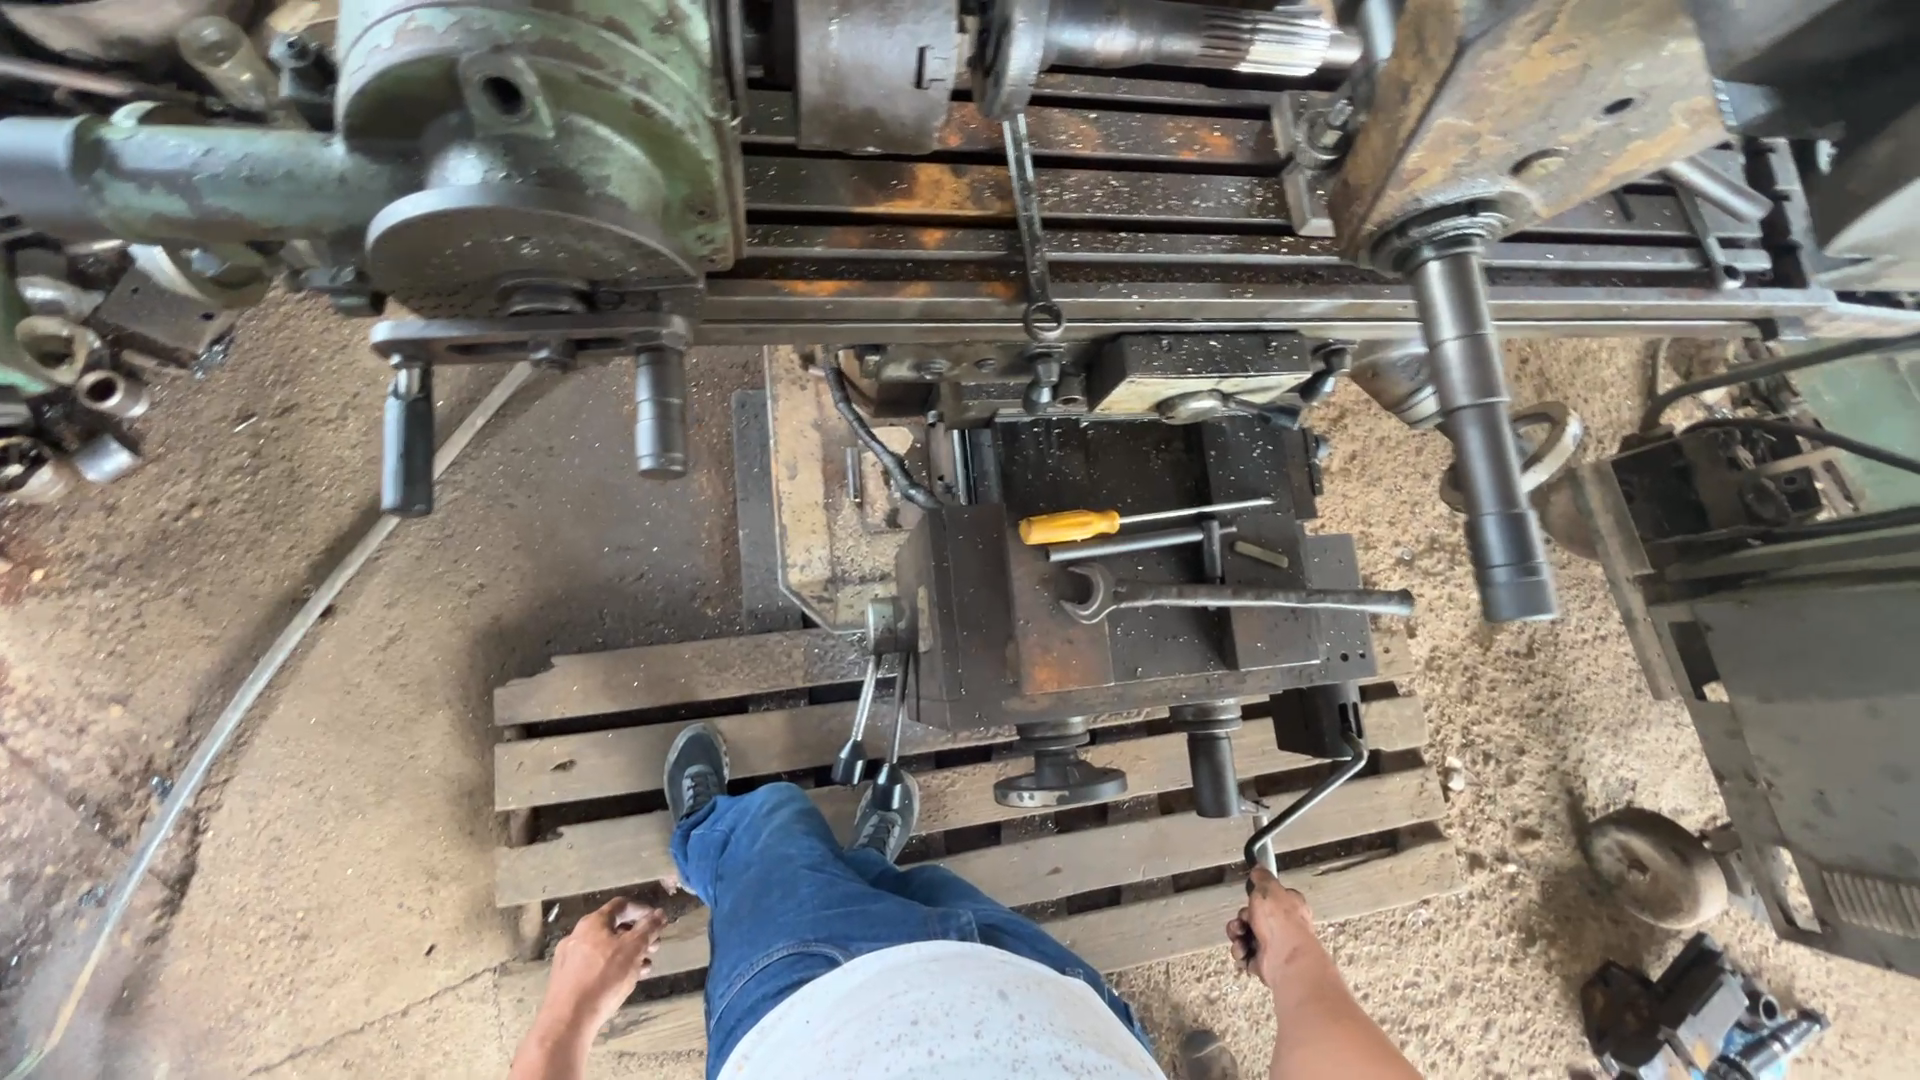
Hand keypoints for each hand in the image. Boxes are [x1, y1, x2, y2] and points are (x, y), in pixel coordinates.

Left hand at [539, 898, 667, 1035]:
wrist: (567, 1021)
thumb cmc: (604, 978)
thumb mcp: (634, 949)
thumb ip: (649, 928)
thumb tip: (659, 913)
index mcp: (593, 922)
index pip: (622, 905)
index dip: (643, 910)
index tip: (658, 922)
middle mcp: (578, 936)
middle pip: (614, 928)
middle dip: (638, 936)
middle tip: (654, 947)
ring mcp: (569, 959)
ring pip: (606, 949)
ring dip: (628, 954)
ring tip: (644, 968)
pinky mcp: (566, 980)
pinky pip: (595, 966)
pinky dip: (613, 968)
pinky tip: (625, 982)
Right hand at [1226, 867, 1321, 989]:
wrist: (1285, 960)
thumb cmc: (1280, 922)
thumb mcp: (1268, 889)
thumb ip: (1262, 877)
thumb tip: (1259, 866)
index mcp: (1289, 906)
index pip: (1271, 896)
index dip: (1257, 896)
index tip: (1249, 895)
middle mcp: (1282, 925)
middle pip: (1252, 915)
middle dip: (1241, 917)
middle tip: (1243, 920)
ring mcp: (1272, 945)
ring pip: (1244, 933)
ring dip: (1237, 933)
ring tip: (1239, 936)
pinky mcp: (1262, 962)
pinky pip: (1243, 952)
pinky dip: (1240, 951)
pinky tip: (1243, 950)